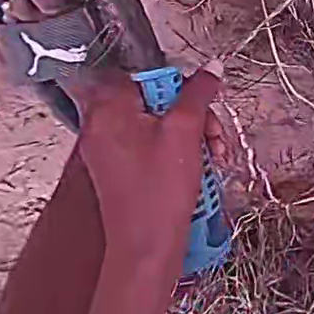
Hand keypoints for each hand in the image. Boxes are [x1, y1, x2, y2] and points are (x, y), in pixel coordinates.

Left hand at [67, 63, 222, 268]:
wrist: (147, 247)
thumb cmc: (159, 189)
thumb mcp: (186, 130)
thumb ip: (198, 92)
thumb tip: (212, 66)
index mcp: (108, 109)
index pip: (144, 73)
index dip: (176, 83)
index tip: (197, 97)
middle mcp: (101, 126)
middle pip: (153, 98)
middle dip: (190, 111)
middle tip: (210, 128)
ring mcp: (108, 149)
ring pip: (157, 122)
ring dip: (189, 130)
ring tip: (212, 149)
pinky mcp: (120, 168)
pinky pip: (151, 143)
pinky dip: (176, 147)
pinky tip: (199, 161)